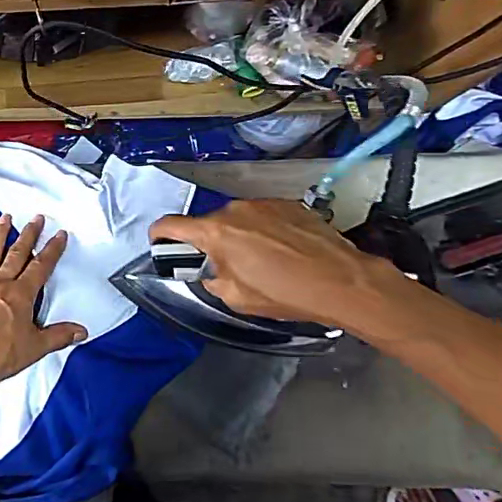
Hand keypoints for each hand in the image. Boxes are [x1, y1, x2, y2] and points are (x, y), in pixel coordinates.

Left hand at [0, 214, 86, 408]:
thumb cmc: (0, 355)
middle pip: (18, 252)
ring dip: (1, 235)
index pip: (42, 265)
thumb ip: (60, 335)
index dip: (53, 249)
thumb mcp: (37, 346)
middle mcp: (1, 284)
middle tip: (37, 219)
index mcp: (21, 293)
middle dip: (30, 234)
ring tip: (6, 218)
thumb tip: (80, 331)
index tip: (60, 235)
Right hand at [148, 199, 409, 328]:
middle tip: (226, 267)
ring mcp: (264, 203)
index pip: (171, 225)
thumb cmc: (287, 293)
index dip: (160, 235)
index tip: (160, 243)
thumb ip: (212, 279)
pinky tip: (283, 251)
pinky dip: (265, 230)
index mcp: (216, 232)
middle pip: (209, 222)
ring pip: (238, 218)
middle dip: (211, 242)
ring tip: (263, 261)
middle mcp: (236, 209)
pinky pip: (264, 215)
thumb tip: (209, 270)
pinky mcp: (288, 203)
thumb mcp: (237, 298)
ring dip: (240, 235)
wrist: (340, 280)